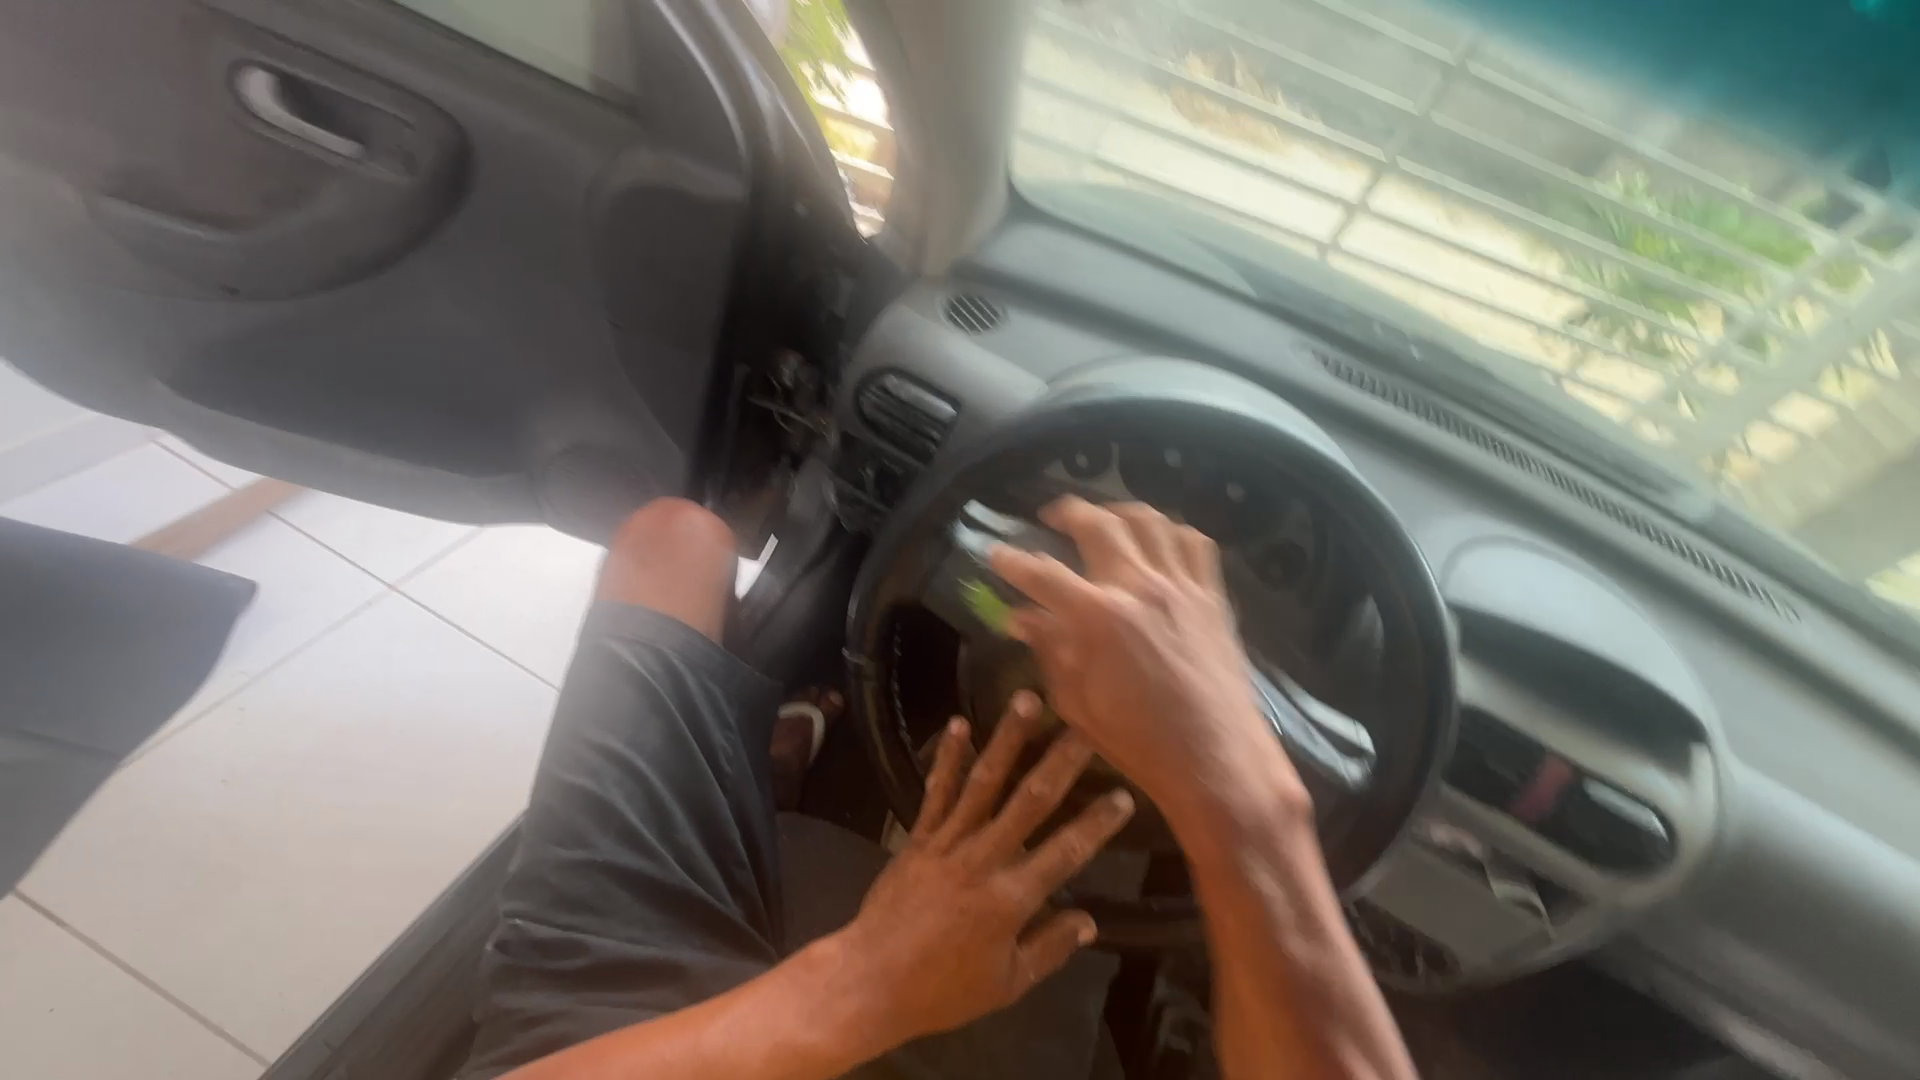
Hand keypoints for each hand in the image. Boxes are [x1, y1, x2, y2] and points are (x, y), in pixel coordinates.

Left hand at [834, 690, 1134, 1045]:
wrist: (871, 979)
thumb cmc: (944, 989)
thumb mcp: (1007, 984)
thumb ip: (1050, 948)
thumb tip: (1089, 919)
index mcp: (1012, 897)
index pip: (1066, 851)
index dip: (1097, 822)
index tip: (1124, 794)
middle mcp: (984, 857)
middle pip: (1029, 800)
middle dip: (1060, 760)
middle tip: (1085, 724)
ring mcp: (949, 840)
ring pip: (985, 782)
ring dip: (1008, 739)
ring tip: (1026, 701)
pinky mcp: (919, 835)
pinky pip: (937, 790)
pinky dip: (950, 757)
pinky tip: (960, 723)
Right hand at [990, 496, 1308, 828]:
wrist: (1215, 759)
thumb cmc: (1139, 741)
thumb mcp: (1077, 702)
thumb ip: (1050, 650)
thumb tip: (1020, 618)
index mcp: (1099, 618)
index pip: (1044, 575)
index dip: (1014, 562)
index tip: (996, 553)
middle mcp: (1140, 588)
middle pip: (1098, 525)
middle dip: (1067, 512)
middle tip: (1049, 518)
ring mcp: (1181, 587)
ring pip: (1149, 521)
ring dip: (1118, 511)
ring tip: (1102, 518)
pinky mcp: (1212, 596)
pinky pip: (1194, 543)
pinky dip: (1171, 531)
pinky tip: (1158, 541)